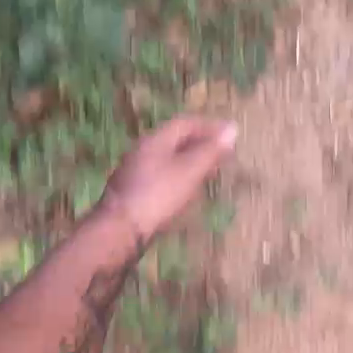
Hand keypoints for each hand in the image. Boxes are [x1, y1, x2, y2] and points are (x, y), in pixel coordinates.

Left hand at [95, 116, 238, 241]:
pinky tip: (188, 187)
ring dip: (191, 158)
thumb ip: (211, 150)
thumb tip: (232, 128)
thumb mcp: (191, 170)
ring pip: (168, 156)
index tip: (229, 134)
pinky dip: (181, 173)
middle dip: (201, 142)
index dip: (209, 126)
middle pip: (175, 138)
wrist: (120, 229)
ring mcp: (135, 170)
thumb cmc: (159, 195)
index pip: (185, 123)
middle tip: (223, 151)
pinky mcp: (134, 190)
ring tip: (210, 168)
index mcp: (155, 141)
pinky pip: (162, 172)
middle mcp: (142, 150)